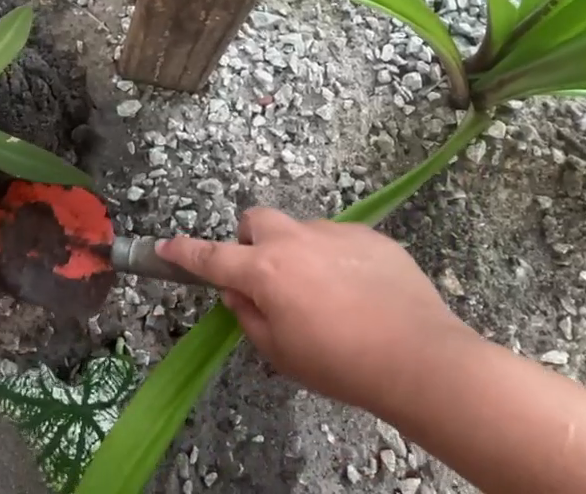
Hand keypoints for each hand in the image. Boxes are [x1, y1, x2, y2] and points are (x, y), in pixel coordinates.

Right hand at [157, 207, 477, 411]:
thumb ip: (249, 316)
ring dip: (301, 253)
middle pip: (256, 219)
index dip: (183, 252)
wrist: (421, 359)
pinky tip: (363, 294)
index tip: (164, 246)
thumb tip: (238, 291)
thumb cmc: (341, 364)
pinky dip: (339, 260)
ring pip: (302, 232)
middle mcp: (292, 241)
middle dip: (252, 240)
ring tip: (330, 295)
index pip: (210, 256)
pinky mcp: (371, 236)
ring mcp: (334, 233)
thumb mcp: (281, 353)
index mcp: (263, 271)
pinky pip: (341, 241)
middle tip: (267, 274)